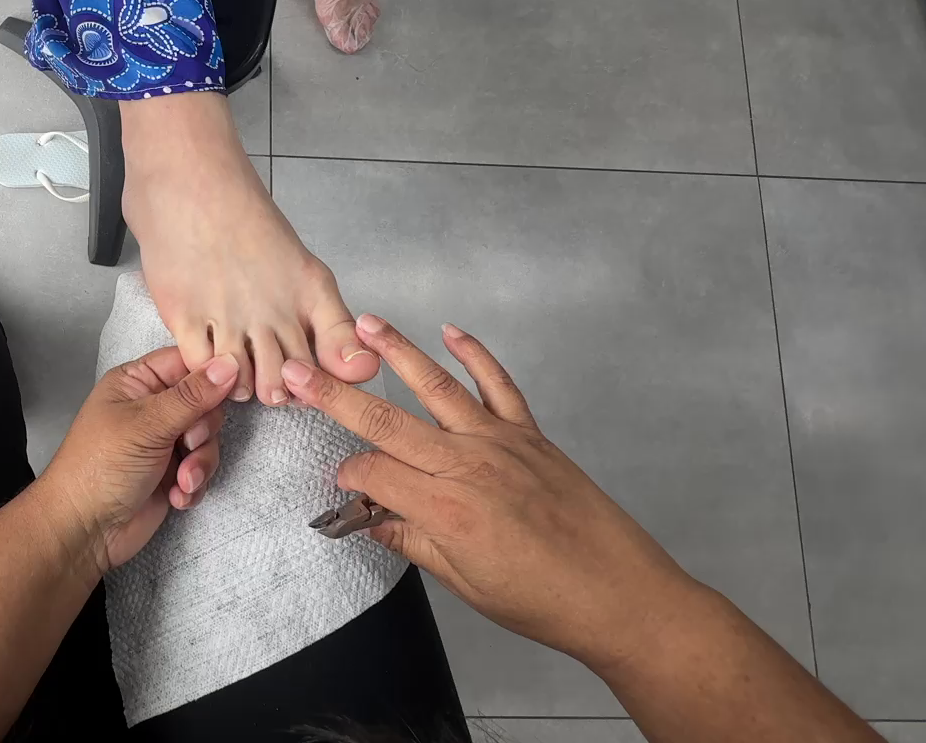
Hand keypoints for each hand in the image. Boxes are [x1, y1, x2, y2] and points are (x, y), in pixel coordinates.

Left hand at [37, 348, 238, 570]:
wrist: (85, 530)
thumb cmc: (103, 464)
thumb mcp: (147, 424)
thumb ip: (192, 396)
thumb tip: (231, 363)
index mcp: (138, 381)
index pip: (186, 361)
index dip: (213, 372)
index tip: (237, 387)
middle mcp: (153, 406)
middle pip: (205, 401)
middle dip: (203, 429)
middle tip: (187, 443)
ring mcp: (164, 440)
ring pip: (207, 438)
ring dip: (200, 462)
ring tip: (183, 481)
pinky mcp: (173, 472)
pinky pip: (202, 467)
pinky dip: (194, 483)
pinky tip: (176, 496)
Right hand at [280, 316, 707, 672]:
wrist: (627, 599)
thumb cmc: (543, 601)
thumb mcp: (465, 583)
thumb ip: (412, 542)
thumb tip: (371, 519)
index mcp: (446, 509)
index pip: (374, 473)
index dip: (347, 473)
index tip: (339, 480)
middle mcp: (466, 465)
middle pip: (386, 422)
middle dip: (335, 395)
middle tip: (298, 369)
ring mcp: (500, 441)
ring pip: (436, 387)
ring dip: (397, 352)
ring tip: (367, 324)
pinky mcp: (530, 434)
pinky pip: (499, 385)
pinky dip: (476, 355)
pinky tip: (452, 332)